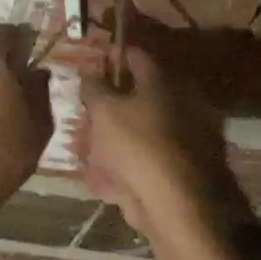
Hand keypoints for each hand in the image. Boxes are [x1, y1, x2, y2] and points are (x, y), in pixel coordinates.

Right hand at [80, 48, 238, 236]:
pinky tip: (97, 178)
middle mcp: (178, 108)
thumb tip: (88, 70)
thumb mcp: (104, 110)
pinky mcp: (174, 175)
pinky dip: (119, 169)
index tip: (92, 60)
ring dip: (108, 141)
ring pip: (136, 136)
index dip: (114, 57)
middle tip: (82, 115)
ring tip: (82, 150)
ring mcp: (178, 144)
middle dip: (106, 108)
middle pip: (136, 101)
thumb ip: (93, 88)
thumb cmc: (137, 144)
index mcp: (164, 84)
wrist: (174, 202)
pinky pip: (139, 166)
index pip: (138, 58)